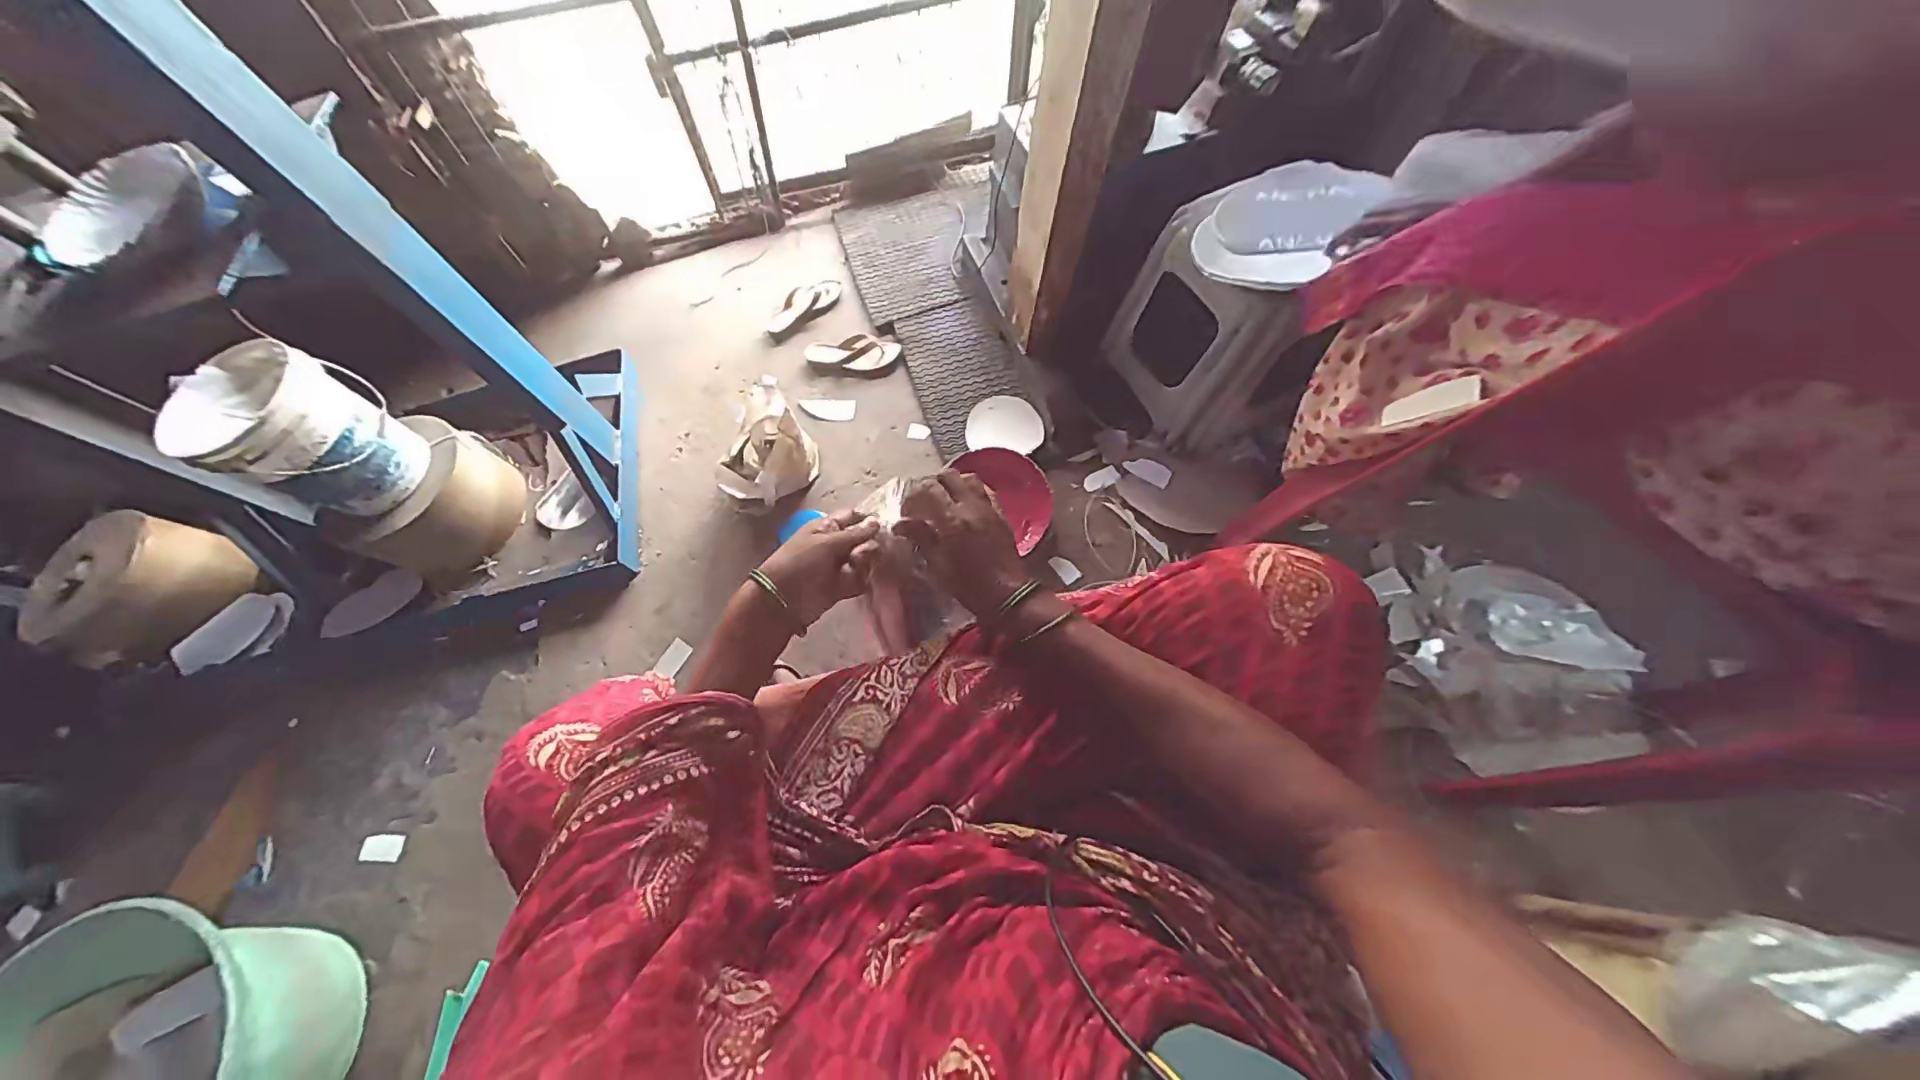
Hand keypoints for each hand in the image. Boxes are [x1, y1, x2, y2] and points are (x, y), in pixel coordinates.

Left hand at [757, 510, 881, 627]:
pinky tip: (866, 577)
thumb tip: (877, 521)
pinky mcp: (846, 586)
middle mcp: (837, 544)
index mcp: (828, 528)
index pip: (853, 517)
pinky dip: (868, 577)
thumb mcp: (826, 542)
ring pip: (867, 557)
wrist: (783, 600)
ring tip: (856, 565)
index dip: (868, 519)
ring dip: (867, 559)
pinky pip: (864, 578)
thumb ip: (855, 533)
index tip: (883, 525)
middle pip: (864, 538)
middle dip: (869, 542)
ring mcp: (842, 565)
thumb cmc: (800, 562)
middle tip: (861, 551)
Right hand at [895, 471, 1032, 618]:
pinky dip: (973, 490)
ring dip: (954, 483)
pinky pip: (986, 490)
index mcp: (951, 519)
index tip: (907, 510)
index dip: (913, 495)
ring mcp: (988, 508)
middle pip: (948, 476)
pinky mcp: (1001, 514)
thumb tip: (900, 525)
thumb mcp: (937, 565)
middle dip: (932, 484)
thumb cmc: (967, 585)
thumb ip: (920, 538)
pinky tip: (967, 502)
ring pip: (969, 478)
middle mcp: (970, 507)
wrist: (1006, 595)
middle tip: (924, 500)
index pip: (928, 488)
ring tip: (945, 498)